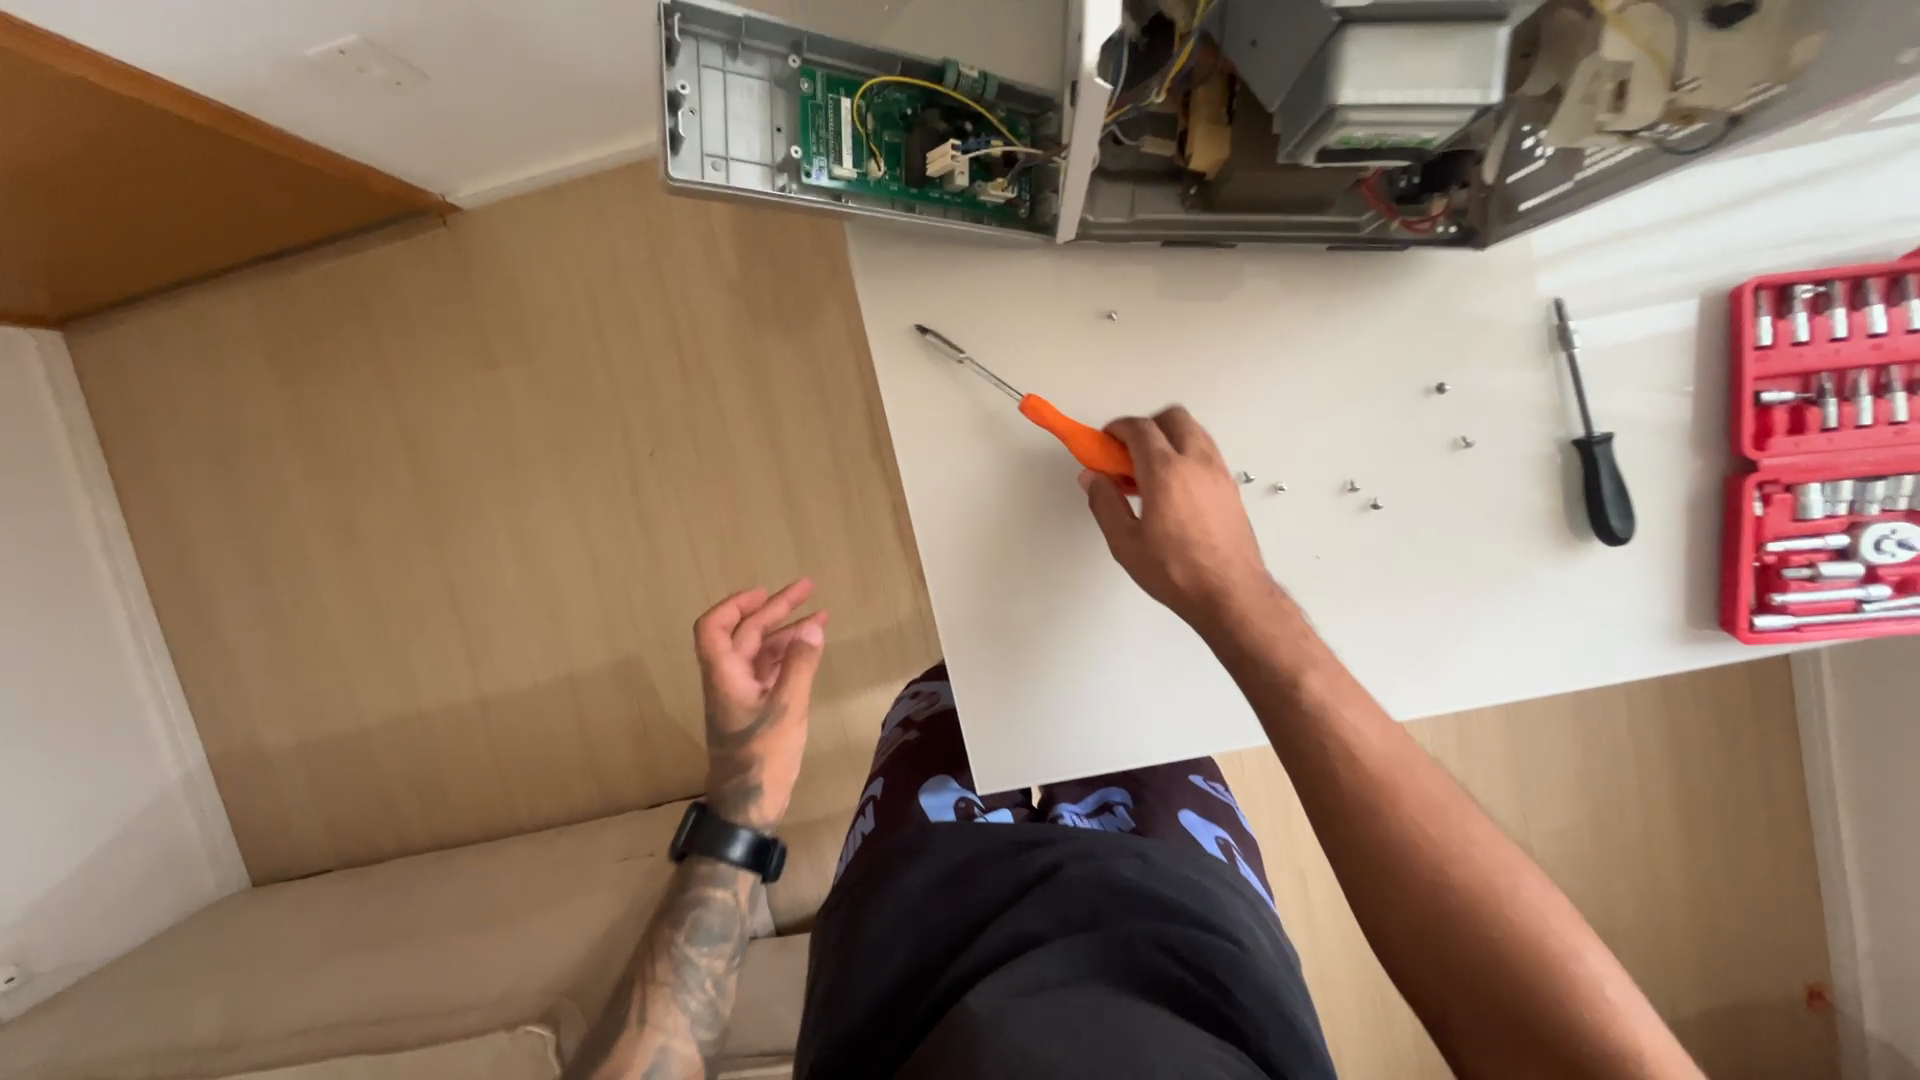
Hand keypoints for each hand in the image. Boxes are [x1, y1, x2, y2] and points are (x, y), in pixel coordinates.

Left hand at [692, 580, 828, 830]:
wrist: (749, 807)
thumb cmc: (761, 758)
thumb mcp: (786, 710)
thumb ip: (799, 666)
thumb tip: (812, 627)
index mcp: (724, 675)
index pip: (714, 627)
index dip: (735, 604)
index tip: (764, 591)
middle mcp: (730, 679)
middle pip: (746, 633)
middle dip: (776, 609)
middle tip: (808, 588)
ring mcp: (743, 694)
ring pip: (762, 651)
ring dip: (788, 631)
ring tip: (822, 616)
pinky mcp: (757, 709)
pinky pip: (771, 671)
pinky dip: (791, 655)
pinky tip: (812, 648)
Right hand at [1080, 406, 1275, 631]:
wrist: (1230, 594)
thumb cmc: (1175, 572)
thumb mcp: (1125, 543)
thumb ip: (1104, 503)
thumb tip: (1092, 478)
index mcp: (1166, 472)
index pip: (1139, 428)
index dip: (1117, 428)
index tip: (1104, 443)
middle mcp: (1196, 462)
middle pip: (1172, 417)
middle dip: (1146, 426)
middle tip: (1128, 454)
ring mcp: (1219, 472)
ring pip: (1194, 431)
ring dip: (1169, 438)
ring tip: (1150, 472)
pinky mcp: (1231, 487)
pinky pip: (1207, 452)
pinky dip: (1187, 454)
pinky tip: (1174, 488)